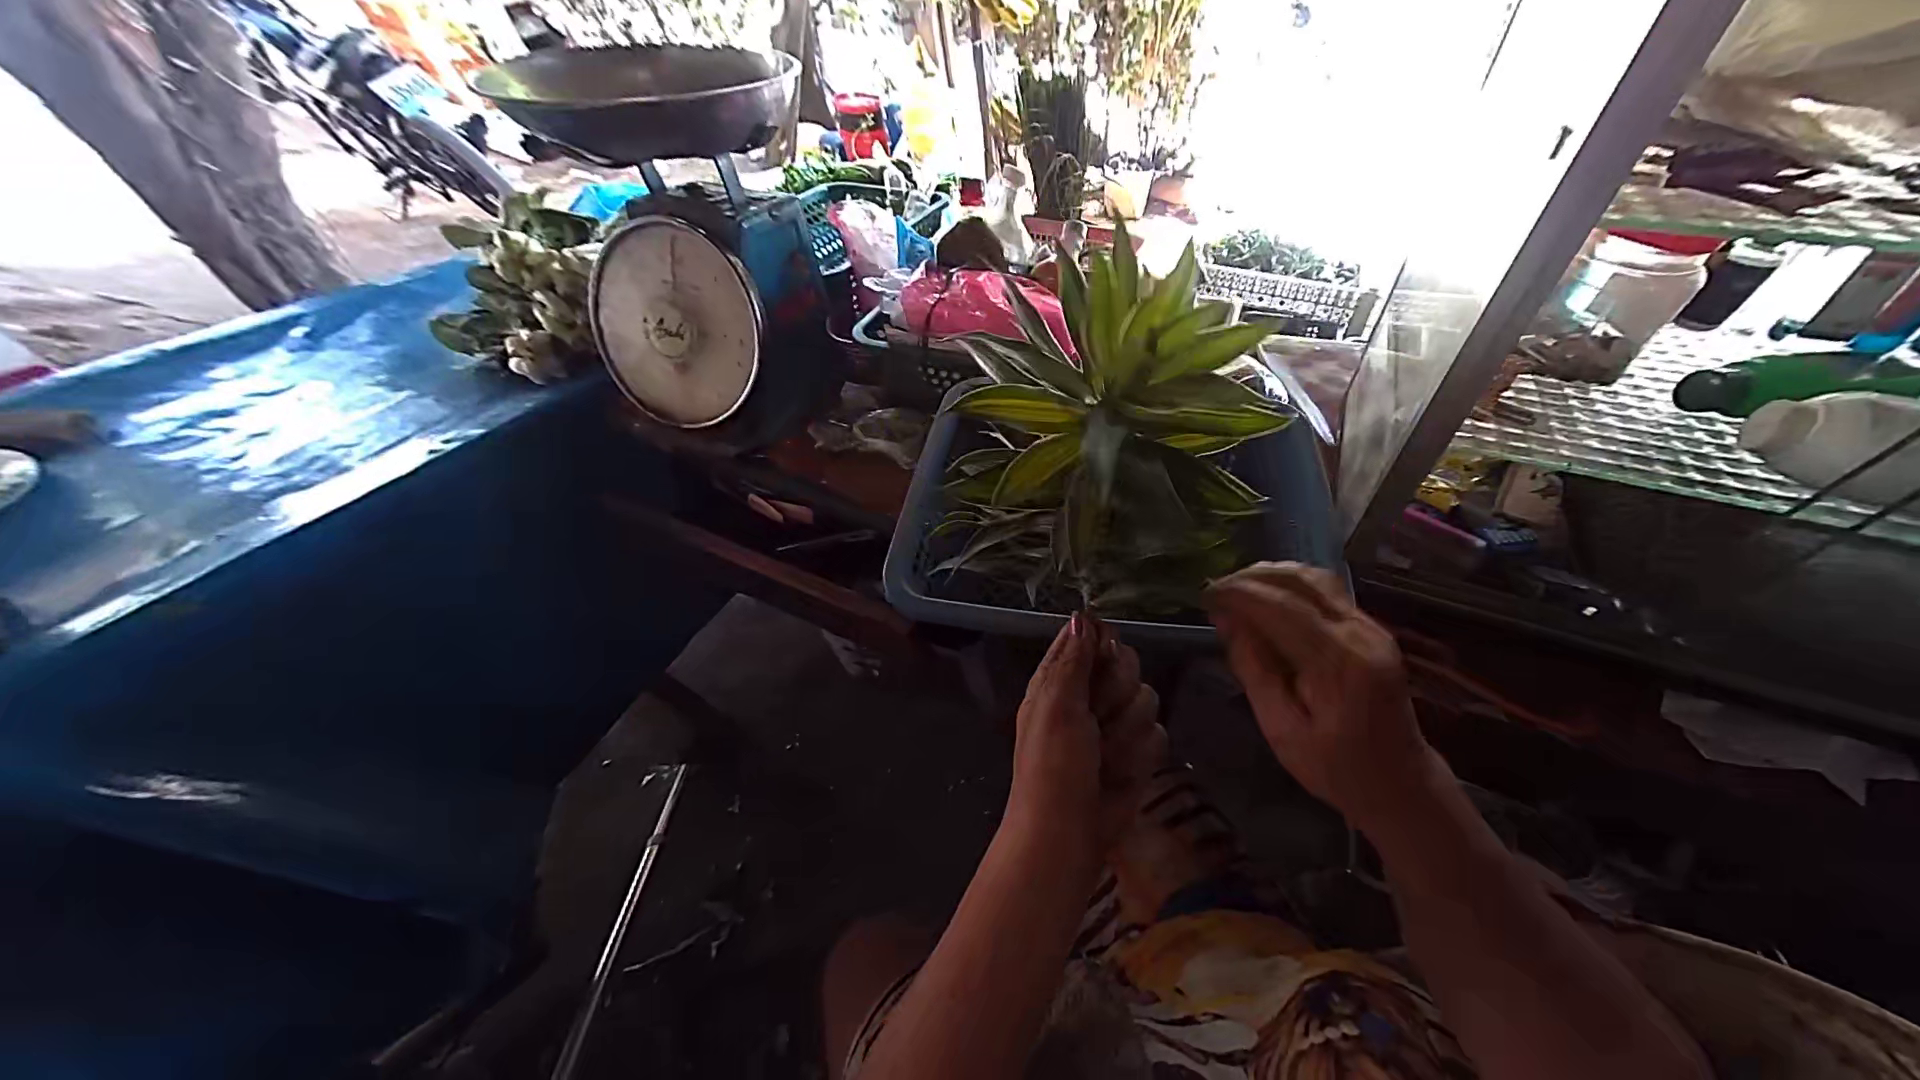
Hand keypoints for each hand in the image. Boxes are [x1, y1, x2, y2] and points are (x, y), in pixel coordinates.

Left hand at [1009, 613, 1167, 859]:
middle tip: (1097, 717)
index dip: (1100, 646)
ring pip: (1147, 699)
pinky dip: (1139, 755)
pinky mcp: (1137, 752)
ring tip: (1103, 755)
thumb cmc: (1053, 766)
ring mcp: (1115, 724)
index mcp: (1058, 680)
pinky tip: (1120, 772)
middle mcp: (1088, 696)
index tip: (1103, 660)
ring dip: (1126, 731)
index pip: (1088, 639)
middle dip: (1117, 692)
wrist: (1070, 832)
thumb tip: (1082, 616)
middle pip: (1127, 664)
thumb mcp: (1056, 706)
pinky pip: (1157, 734)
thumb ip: (1073, 660)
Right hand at [1205, 562, 1443, 832]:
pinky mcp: (1371, 629)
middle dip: (1250, 579)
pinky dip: (1287, 587)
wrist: (1402, 784)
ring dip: (1269, 577)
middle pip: (1300, 582)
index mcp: (1340, 663)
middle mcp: (1362, 634)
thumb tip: (1226, 620)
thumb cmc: (1337, 768)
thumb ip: (1254, 669)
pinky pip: (1324, 592)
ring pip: (1314, 579)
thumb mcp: (1281, 729)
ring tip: (1233, 591)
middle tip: (1214, 591)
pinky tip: (1263, 599)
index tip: (1204, 595)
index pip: (1282, 606)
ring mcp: (1371, 628)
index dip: (1238, 593)